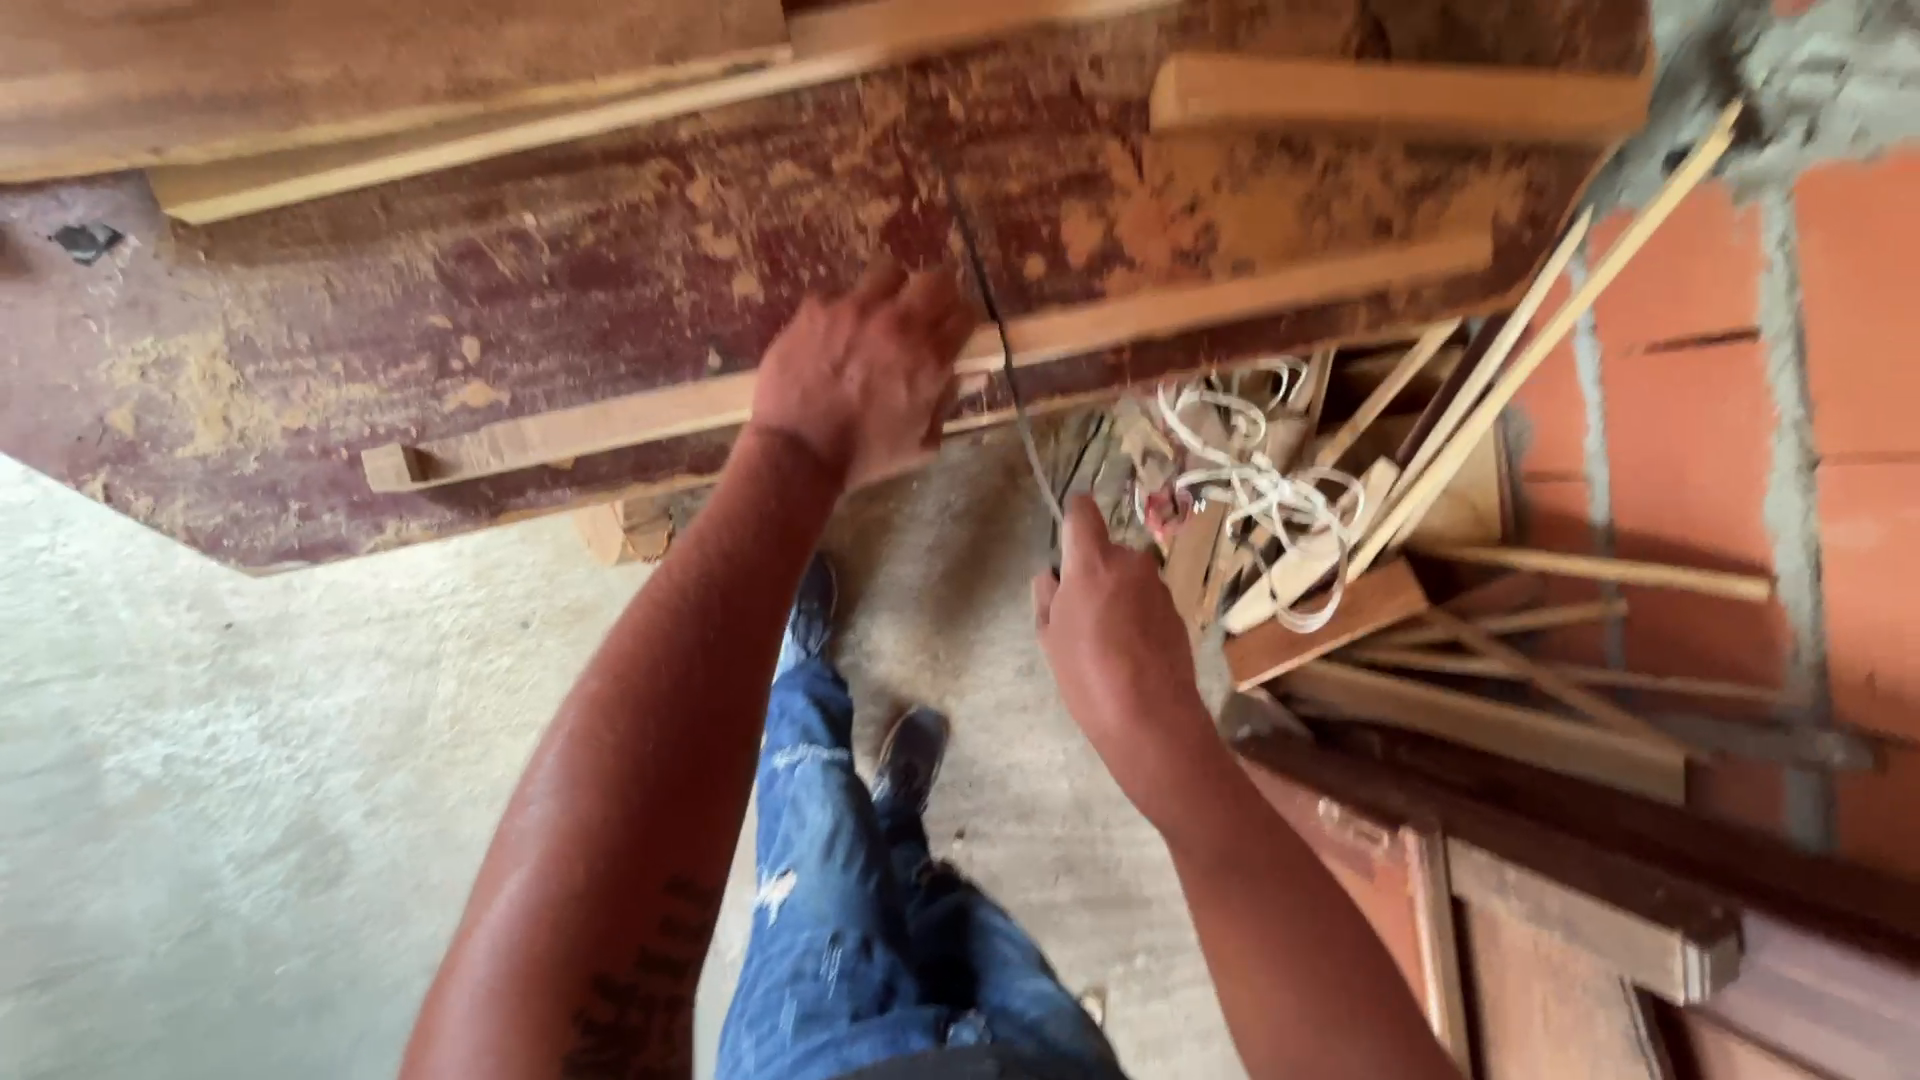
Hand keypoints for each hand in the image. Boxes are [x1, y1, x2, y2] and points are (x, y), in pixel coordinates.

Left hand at [749, 257, 977, 490]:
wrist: (799, 452)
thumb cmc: (865, 456)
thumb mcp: (921, 442)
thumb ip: (945, 403)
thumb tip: (966, 376)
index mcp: (931, 358)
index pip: (966, 315)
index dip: (961, 322)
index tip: (953, 330)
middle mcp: (899, 324)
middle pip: (936, 279)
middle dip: (936, 295)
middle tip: (924, 312)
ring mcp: (855, 310)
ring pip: (888, 272)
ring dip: (891, 291)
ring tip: (879, 313)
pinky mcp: (817, 309)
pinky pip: (838, 294)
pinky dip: (842, 311)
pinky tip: (834, 334)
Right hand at [1033, 497, 1231, 830]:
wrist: (1150, 716)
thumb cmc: (1087, 673)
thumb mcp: (1049, 636)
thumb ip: (1047, 596)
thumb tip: (1052, 576)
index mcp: (1093, 562)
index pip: (1083, 512)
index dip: (1073, 515)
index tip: (1068, 531)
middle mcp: (1131, 563)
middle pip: (1107, 551)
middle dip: (1094, 571)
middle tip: (1081, 612)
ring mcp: (1159, 587)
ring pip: (1129, 578)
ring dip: (1118, 594)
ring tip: (1108, 639)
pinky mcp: (1178, 612)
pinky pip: (1147, 601)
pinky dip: (1137, 615)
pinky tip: (1131, 652)